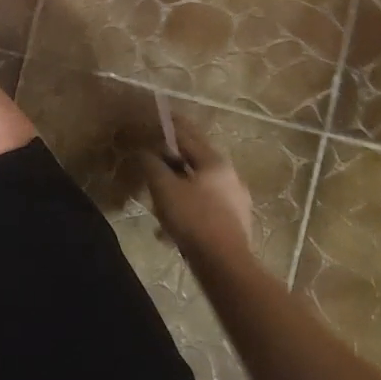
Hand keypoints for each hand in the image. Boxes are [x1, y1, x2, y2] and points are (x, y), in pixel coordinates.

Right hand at [137, 118, 254, 259]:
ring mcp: (236, 200)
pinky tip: (171, 226)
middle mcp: (230, 177)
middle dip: (173, 159)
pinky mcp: (234, 221)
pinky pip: (205, 205)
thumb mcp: (163, 188)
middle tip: (153, 159)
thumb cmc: (192, 219)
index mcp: (215, 163)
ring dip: (178, 186)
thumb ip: (152, 165)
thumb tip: (144, 151)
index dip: (171, 125)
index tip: (158, 116)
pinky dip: (187, 206)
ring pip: (200, 185)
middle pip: (196, 160)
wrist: (224, 263)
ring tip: (159, 199)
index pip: (189, 136)